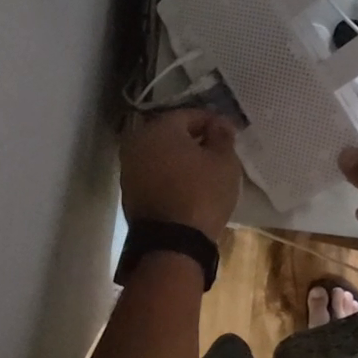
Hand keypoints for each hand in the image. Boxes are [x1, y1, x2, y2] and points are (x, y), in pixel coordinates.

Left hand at [119, 109, 242, 235]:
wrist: (171, 242)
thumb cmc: (201, 194)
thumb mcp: (224, 162)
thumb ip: (222, 136)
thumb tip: (219, 124)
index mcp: (160, 128)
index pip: (191, 115)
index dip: (213, 122)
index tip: (230, 134)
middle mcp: (138, 141)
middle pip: (171, 132)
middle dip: (193, 138)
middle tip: (217, 150)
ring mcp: (128, 166)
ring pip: (159, 153)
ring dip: (179, 156)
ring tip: (202, 169)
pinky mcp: (128, 190)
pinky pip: (152, 172)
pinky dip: (167, 173)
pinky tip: (185, 184)